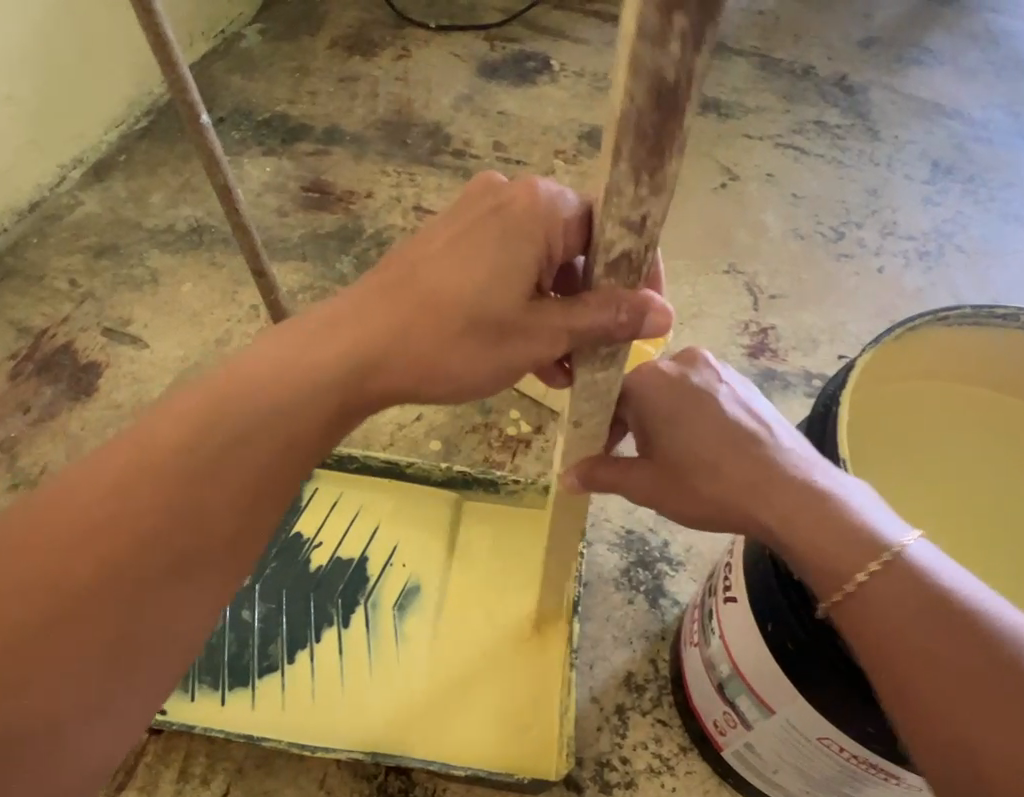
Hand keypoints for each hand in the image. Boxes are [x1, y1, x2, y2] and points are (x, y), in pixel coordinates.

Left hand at [321, 172, 673, 407]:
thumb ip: (605, 319)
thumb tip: (665, 312)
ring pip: (537, 265)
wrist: (358, 348)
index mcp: (539, 206)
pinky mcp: (447, 242)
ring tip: (561, 372)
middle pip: (573, 248)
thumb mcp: (539, 335)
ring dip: (555, 316)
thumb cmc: (455, 341)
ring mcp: (472, 217)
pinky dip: (521, 308)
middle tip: (596, 358)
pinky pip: (503, 269)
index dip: (635, 278)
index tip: (645, 323)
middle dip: (590, 306)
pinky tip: (526, 358)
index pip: (611, 229)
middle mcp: (507, 197)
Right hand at [564, 347, 841, 535]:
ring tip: (671, 461)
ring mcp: (718, 369)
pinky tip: (703, 452)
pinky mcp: (744, 383)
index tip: (598, 457)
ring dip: (662, 421)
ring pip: (673, 393)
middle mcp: (682, 361)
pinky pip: (702, 396)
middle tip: (634, 463)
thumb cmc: (706, 486)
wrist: (787, 490)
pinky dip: (691, 418)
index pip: (606, 397)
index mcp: (649, 379)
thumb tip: (566, 476)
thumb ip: (602, 474)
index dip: (599, 430)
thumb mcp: (645, 485)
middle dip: (631, 424)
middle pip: (641, 391)